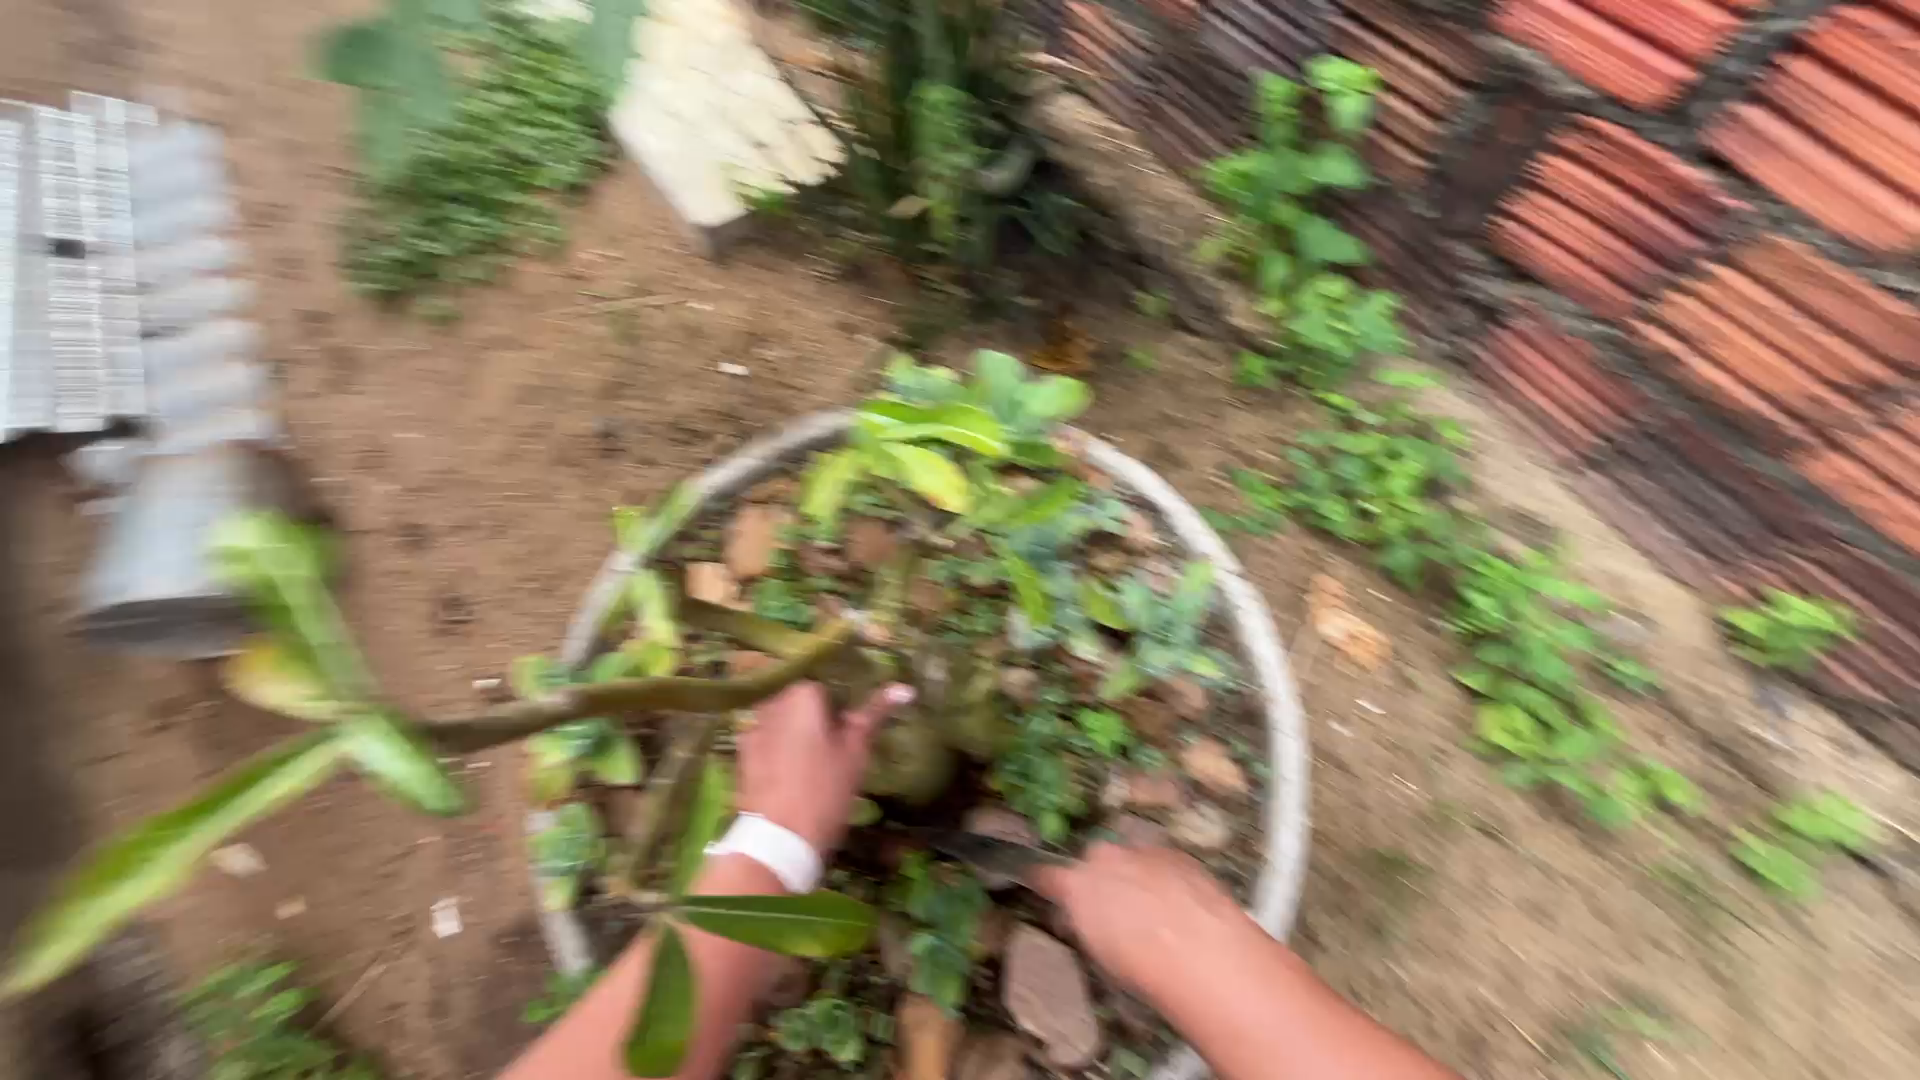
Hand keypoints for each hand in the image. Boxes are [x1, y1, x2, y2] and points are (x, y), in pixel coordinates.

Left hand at [736, 681, 912, 852]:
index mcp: (803, 692)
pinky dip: (780, 749)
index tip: (850, 733)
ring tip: (814, 765)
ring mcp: (752, 727)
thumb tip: (904, 688)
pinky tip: (791, 775)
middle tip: (836, 750)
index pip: (831, 686)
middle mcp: (773, 701)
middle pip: (804, 700)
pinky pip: (768, 740)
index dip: (844, 709)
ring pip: (785, 720)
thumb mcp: (857, 750)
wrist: (779, 840)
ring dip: (798, 732)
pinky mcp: (741, 753)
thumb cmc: (825, 790)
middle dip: (820, 718)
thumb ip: (875, 713)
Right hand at [1031, 842, 1255, 1002]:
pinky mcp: (1177, 852)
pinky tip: (1179, 902)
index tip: (1041, 883)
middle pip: (1093, 859)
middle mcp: (1105, 857)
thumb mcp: (1097, 952)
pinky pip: (1161, 860)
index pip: (1046, 874)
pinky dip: (1163, 875)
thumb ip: (1082, 923)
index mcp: (1077, 883)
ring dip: (1134, 874)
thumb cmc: (1140, 966)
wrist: (1202, 952)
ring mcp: (1142, 850)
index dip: (1044, 880)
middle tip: (1113, 907)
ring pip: (1130, 858)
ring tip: (1153, 908)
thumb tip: (1076, 917)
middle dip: (1099, 877)